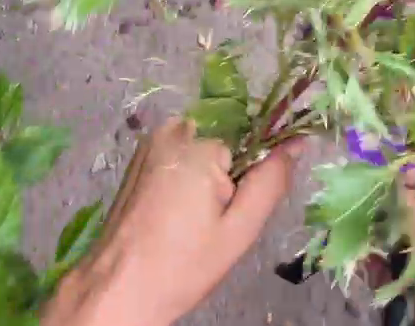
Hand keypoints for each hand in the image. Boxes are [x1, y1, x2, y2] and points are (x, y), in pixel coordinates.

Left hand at [42, 119, 301, 325]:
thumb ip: (270, 182)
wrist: (118, 285)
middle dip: (227, 175)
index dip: (248, 176)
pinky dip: (185, 174)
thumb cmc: (181, 264)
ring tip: (191, 219)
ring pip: (203, 146)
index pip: (249, 143)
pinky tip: (175, 211)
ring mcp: (153, 138)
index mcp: (201, 144)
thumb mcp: (238, 231)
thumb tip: (296, 142)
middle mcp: (176, 129)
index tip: (235, 209)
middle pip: (225, 142)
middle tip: (212, 221)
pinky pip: (180, 151)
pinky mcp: (140, 152)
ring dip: (206, 175)